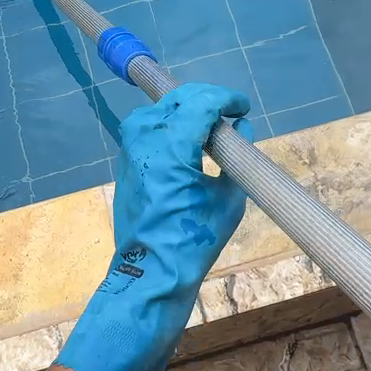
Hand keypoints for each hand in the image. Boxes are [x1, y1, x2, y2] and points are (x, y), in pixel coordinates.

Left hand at [54, 83, 250, 370]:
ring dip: (188, 110)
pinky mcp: (126, 159)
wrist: (150, 272)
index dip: (226, 99)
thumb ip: (236, 159)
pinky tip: (191, 139)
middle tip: (231, 113)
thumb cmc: (194, 240)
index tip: (244, 107)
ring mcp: (131, 147)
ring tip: (213, 126)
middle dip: (207, 99)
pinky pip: (151, 127)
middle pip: (179, 99)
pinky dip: (173, 125)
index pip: (201, 102)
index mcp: (171, 145)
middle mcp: (145, 137)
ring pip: (162, 109)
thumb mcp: (228, 200)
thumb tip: (242, 130)